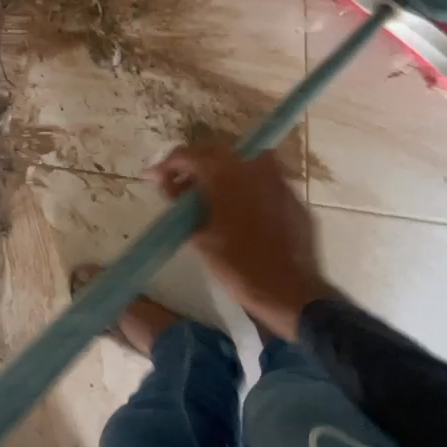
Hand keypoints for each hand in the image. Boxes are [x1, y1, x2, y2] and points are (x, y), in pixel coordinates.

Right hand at [149, 144, 334, 338]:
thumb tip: (166, 184)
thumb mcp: (198, 236)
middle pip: (214, 151)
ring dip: (221, 170)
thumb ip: (179, 203)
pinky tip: (239, 208)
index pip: (188, 155)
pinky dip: (245, 185)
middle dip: (193, 163)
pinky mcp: (293, 199)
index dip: (166, 165)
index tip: (153, 178)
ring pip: (242, 160)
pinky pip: (263, 180)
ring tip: (209, 194)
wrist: (293, 295)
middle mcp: (253, 169)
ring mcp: (278, 182)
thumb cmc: (239, 265)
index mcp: (226, 175)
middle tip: (179, 185)